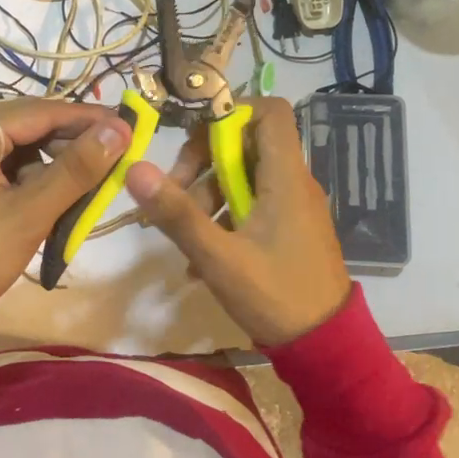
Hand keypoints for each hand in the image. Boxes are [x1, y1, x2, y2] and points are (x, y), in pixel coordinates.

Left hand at [0, 99, 129, 317]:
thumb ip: (75, 169)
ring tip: (96, 177)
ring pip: (21, 149)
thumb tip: (119, 130)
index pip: (39, 111)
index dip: (86, 118)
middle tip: (118, 153)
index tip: (129, 126)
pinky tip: (63, 194)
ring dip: (57, 162)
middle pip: (29, 126)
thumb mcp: (30, 213)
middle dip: (73, 140)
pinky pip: (8, 169)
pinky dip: (36, 179)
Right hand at [123, 97, 349, 345]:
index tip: (193, 139)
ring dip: (206, 194)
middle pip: (246, 143)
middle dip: (203, 161)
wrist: (324, 346)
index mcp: (286, 178)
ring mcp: (293, 207)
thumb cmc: (275, 295)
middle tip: (174, 192)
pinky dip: (221, 218)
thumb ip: (177, 213)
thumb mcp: (218, 257)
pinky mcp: (288, 229)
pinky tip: (198, 258)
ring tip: (182, 234)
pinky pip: (250, 205)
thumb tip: (134, 168)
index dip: (230, 112)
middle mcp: (294, 183)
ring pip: (243, 176)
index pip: (269, 111)